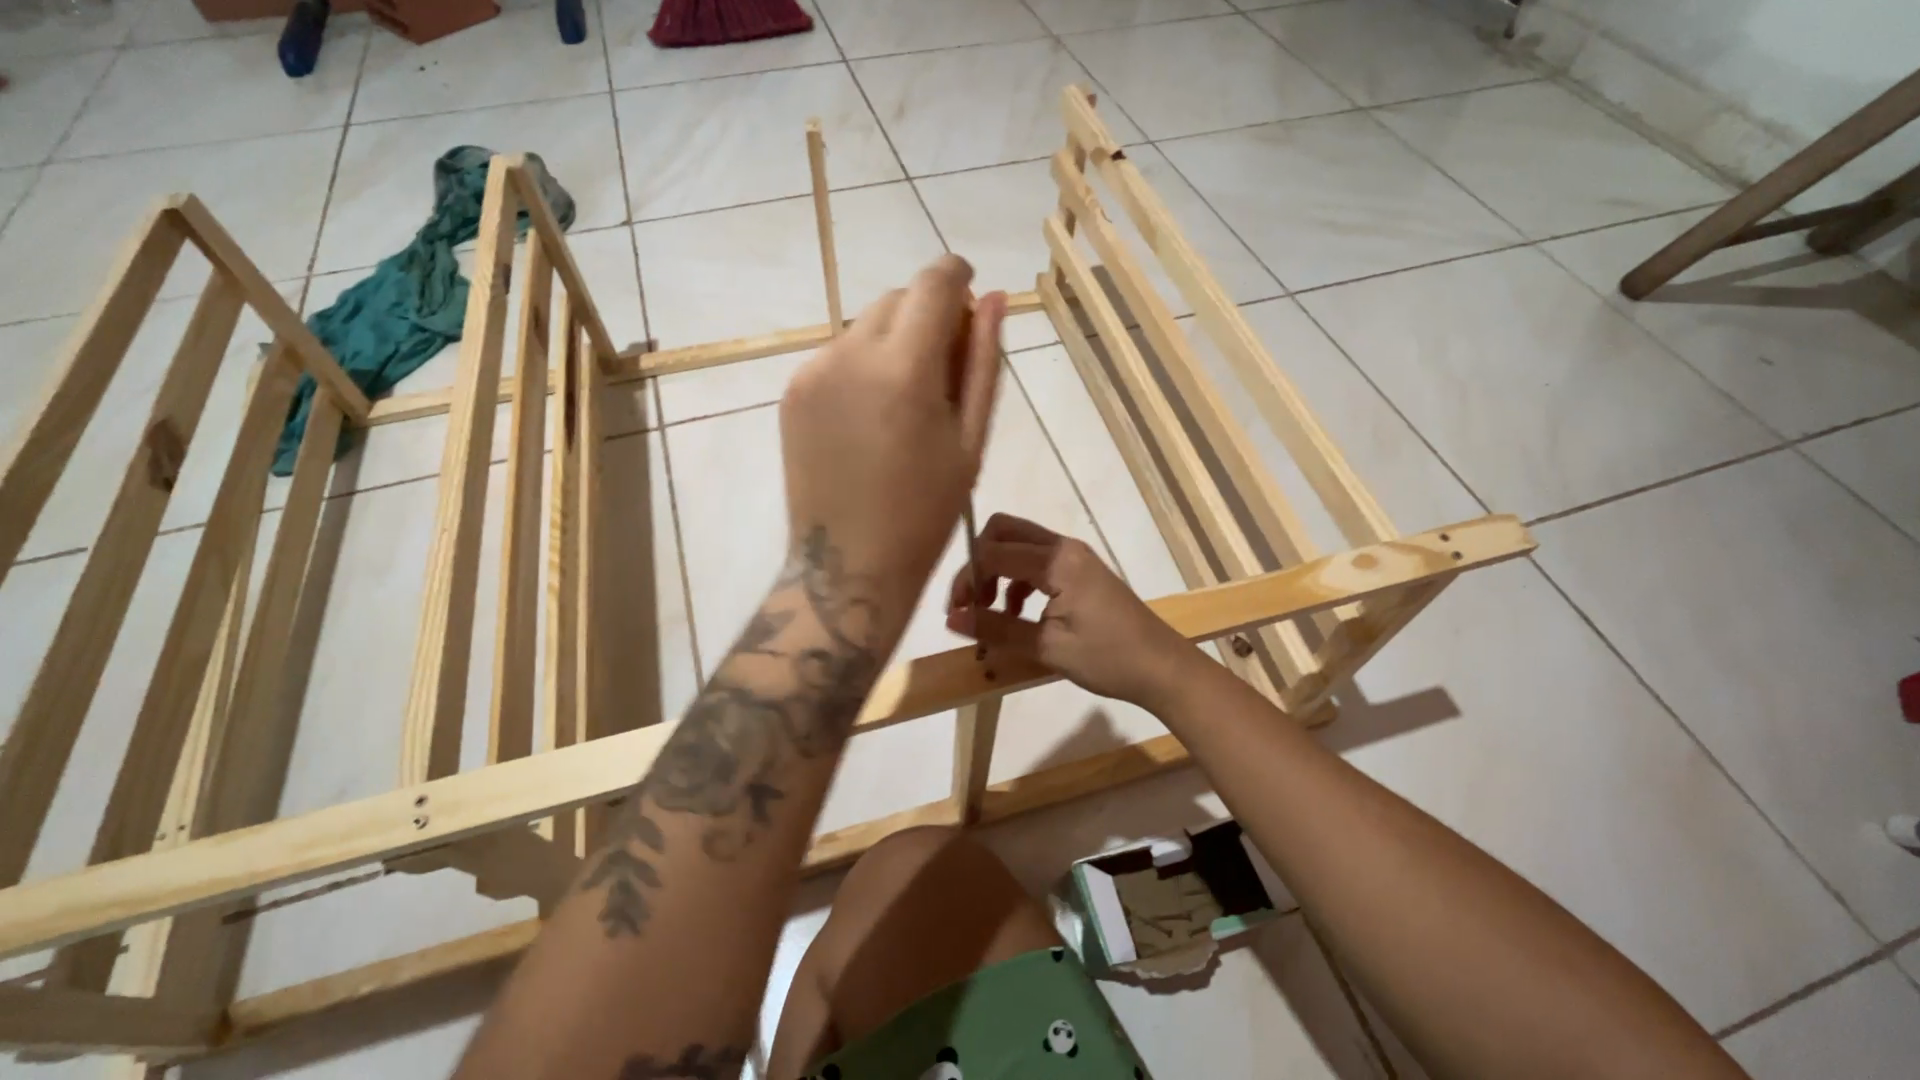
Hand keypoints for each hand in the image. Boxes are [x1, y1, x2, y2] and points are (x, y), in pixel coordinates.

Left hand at [780, 255, 1004, 614]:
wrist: (848, 565)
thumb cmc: (926, 512)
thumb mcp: (970, 439)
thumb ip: (983, 361)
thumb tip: (994, 297)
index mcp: (904, 370)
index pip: (935, 282)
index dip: (958, 276)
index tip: (970, 297)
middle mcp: (850, 356)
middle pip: (897, 299)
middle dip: (927, 315)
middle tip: (945, 370)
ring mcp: (812, 372)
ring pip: (865, 325)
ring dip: (894, 342)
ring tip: (906, 404)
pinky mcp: (792, 392)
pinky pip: (837, 355)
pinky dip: (862, 367)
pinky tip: (872, 418)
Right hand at [945, 514, 1202, 709]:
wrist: (1161, 667)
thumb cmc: (1106, 658)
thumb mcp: (1046, 647)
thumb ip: (996, 628)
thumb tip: (951, 620)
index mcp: (1056, 561)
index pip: (993, 553)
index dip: (966, 579)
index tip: (954, 613)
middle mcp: (1064, 547)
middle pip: (1004, 532)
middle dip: (978, 562)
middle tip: (970, 601)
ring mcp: (1075, 556)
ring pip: (1020, 544)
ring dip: (997, 571)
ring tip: (989, 612)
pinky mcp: (1081, 571)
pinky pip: (1037, 561)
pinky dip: (1017, 580)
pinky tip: (1017, 614)